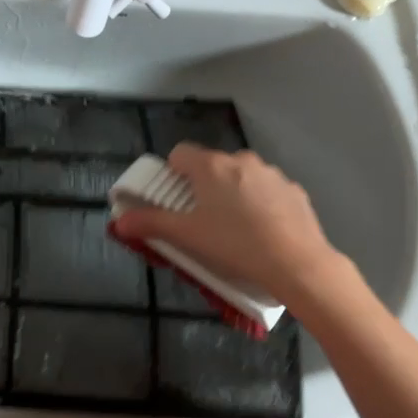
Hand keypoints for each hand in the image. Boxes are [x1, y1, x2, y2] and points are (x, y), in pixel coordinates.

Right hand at [112, 143, 355, 307]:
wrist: (298, 263)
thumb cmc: (235, 245)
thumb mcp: (187, 236)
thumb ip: (151, 224)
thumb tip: (119, 222)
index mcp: (212, 166)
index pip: (180, 154)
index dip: (172, 175)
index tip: (174, 200)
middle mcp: (241, 160)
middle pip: (211, 166)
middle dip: (202, 188)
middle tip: (201, 221)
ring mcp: (272, 174)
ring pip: (241, 178)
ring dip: (232, 195)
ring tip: (234, 231)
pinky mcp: (294, 191)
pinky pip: (267, 192)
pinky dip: (260, 205)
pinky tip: (262, 234)